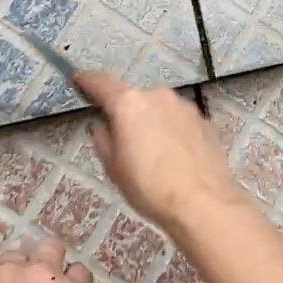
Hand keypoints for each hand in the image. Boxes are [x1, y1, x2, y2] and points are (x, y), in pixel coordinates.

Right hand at [73, 72, 247, 232]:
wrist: (204, 203)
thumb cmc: (150, 187)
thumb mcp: (114, 169)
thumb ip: (104, 141)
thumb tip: (104, 127)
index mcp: (129, 104)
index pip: (102, 84)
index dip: (87, 81)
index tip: (79, 78)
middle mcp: (157, 96)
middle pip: (134, 99)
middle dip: (127, 115)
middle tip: (125, 143)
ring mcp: (184, 106)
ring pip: (159, 110)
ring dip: (152, 123)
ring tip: (155, 156)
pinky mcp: (204, 120)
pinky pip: (178, 121)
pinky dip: (172, 132)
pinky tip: (175, 157)